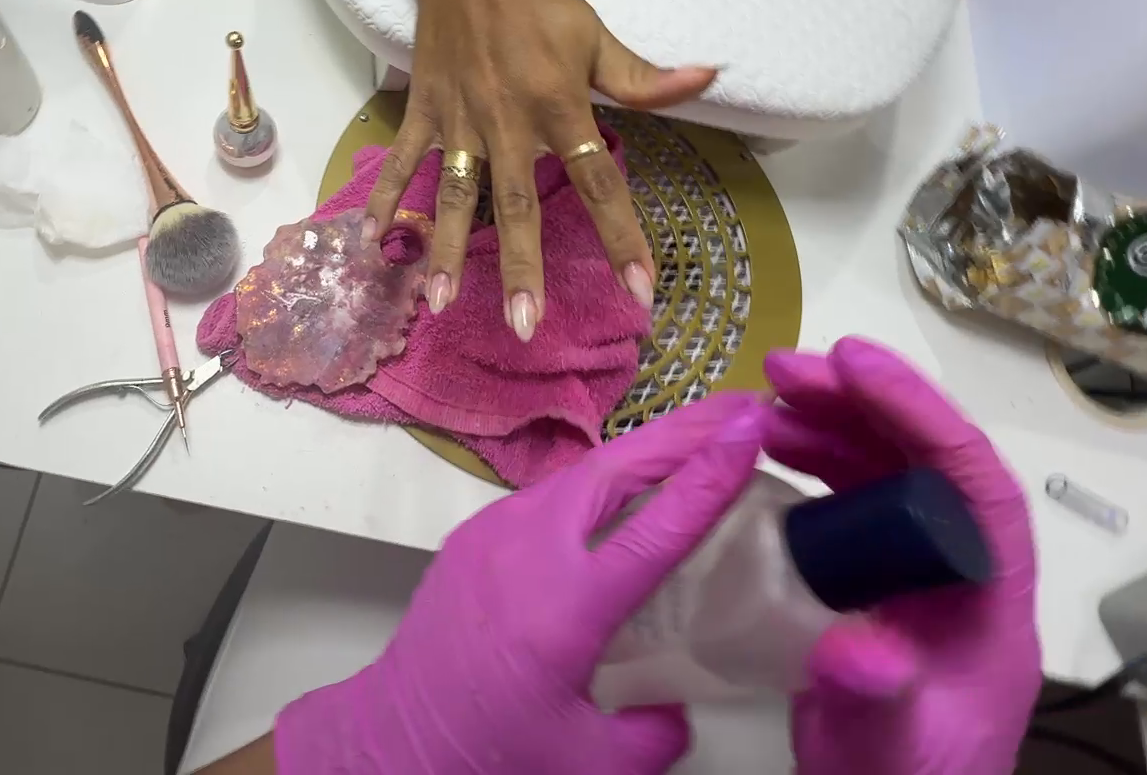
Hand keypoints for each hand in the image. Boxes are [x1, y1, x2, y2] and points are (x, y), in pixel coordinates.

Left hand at [271, 392, 771, 773]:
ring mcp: (493, 529)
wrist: (397, 731)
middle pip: (612, 470)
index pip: (654, 528)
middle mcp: (528, 546)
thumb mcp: (591, 766)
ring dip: (636, 452)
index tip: (748, 428)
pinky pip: (546, 494)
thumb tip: (677, 701)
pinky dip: (593, 481)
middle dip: (678, 432)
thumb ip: (654, 733)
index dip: (707, 474)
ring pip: (576, 474)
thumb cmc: (492, 751)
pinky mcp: (474, 531)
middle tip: (736, 407)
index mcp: (567, 604)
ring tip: (690, 437)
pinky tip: (619, 488)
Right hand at [364, 0, 715, 341]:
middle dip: (520, 268)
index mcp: (557, 104)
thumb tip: (707, 79)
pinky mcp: (423, 112)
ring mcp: (457, 120)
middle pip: (515, 204)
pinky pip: (404, 161)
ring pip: (451, 195)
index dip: (622, 236)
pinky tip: (374, 240)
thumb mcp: (595, 32)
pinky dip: (386, 197)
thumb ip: (640, 74)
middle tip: (523, 326)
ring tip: (437, 303)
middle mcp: (506, 121)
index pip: (598, 181)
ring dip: (444, 249)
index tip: (639, 291)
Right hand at [761, 338, 1041, 774]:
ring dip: (826, 422)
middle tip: (782, 370)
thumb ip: (875, 694)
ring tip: (764, 402)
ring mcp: (906, 564)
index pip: (970, 483)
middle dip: (857, 401)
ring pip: (880, 467)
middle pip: (920, 458)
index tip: (849, 362)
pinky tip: (765, 450)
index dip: (919, 412)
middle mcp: (951, 565)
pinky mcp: (863, 568)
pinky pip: (842, 492)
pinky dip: (806, 458)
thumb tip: (855, 646)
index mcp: (983, 598)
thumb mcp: (891, 742)